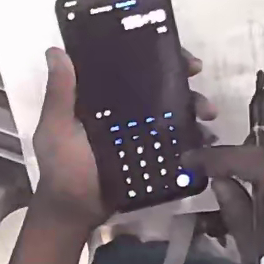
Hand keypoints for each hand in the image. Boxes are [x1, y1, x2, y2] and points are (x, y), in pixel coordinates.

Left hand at [31, 47, 214, 231]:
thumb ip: (59, 94)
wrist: (76, 212)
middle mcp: (122, 108)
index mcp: (98, 96)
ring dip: (194, 105)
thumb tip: (55, 50)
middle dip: (182, 77)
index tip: (176, 53)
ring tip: (207, 114)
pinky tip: (206, 138)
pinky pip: (176, 139)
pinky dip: (194, 135)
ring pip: (171, 109)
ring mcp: (139, 131)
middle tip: (197, 74)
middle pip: (157, 83)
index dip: (153, 54)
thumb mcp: (57, 128)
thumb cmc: (63, 167)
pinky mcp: (151, 152)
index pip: (129, 65)